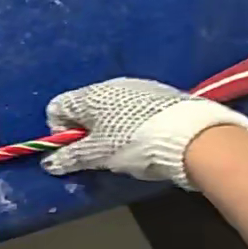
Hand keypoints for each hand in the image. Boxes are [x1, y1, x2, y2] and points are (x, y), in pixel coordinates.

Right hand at [40, 78, 247, 189]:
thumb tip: (48, 163)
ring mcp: (139, 86)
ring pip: (110, 107)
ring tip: (126, 144)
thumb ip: (68, 158)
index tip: (75, 148)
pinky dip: (132, 120)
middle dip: (86, 128)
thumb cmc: (134, 144)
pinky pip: (135, 107)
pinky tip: (147, 136)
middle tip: (99, 149)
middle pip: (83, 107)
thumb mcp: (96, 155)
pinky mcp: (164, 93)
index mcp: (88, 97)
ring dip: (109, 124)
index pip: (56, 109)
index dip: (60, 130)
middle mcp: (110, 85)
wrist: (199, 138)